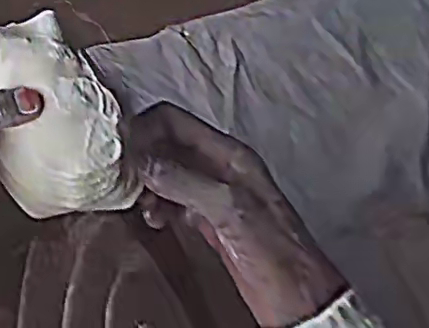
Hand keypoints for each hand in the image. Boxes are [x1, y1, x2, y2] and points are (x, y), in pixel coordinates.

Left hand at [0, 44, 43, 186]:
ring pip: (11, 101)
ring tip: (57, 93)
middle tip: (51, 68)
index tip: (30, 41)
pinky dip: (31, 126)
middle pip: (2, 76)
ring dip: (30, 100)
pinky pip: (16, 128)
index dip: (3, 43)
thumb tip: (31, 97)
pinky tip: (48, 124)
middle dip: (23, 72)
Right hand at [131, 104, 345, 327]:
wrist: (306, 310)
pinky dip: (157, 202)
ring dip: (147, 180)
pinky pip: (173, 198)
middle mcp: (219, 167)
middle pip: (167, 142)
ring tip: (138, 201)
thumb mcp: (230, 211)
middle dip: (142, 155)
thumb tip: (141, 160)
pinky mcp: (211, 220)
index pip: (174, 120)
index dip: (145, 128)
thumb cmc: (279, 258)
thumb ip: (185, 180)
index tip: (122, 149)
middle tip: (123, 175)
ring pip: (167, 170)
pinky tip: (153, 217)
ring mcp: (214, 193)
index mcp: (229, 154)